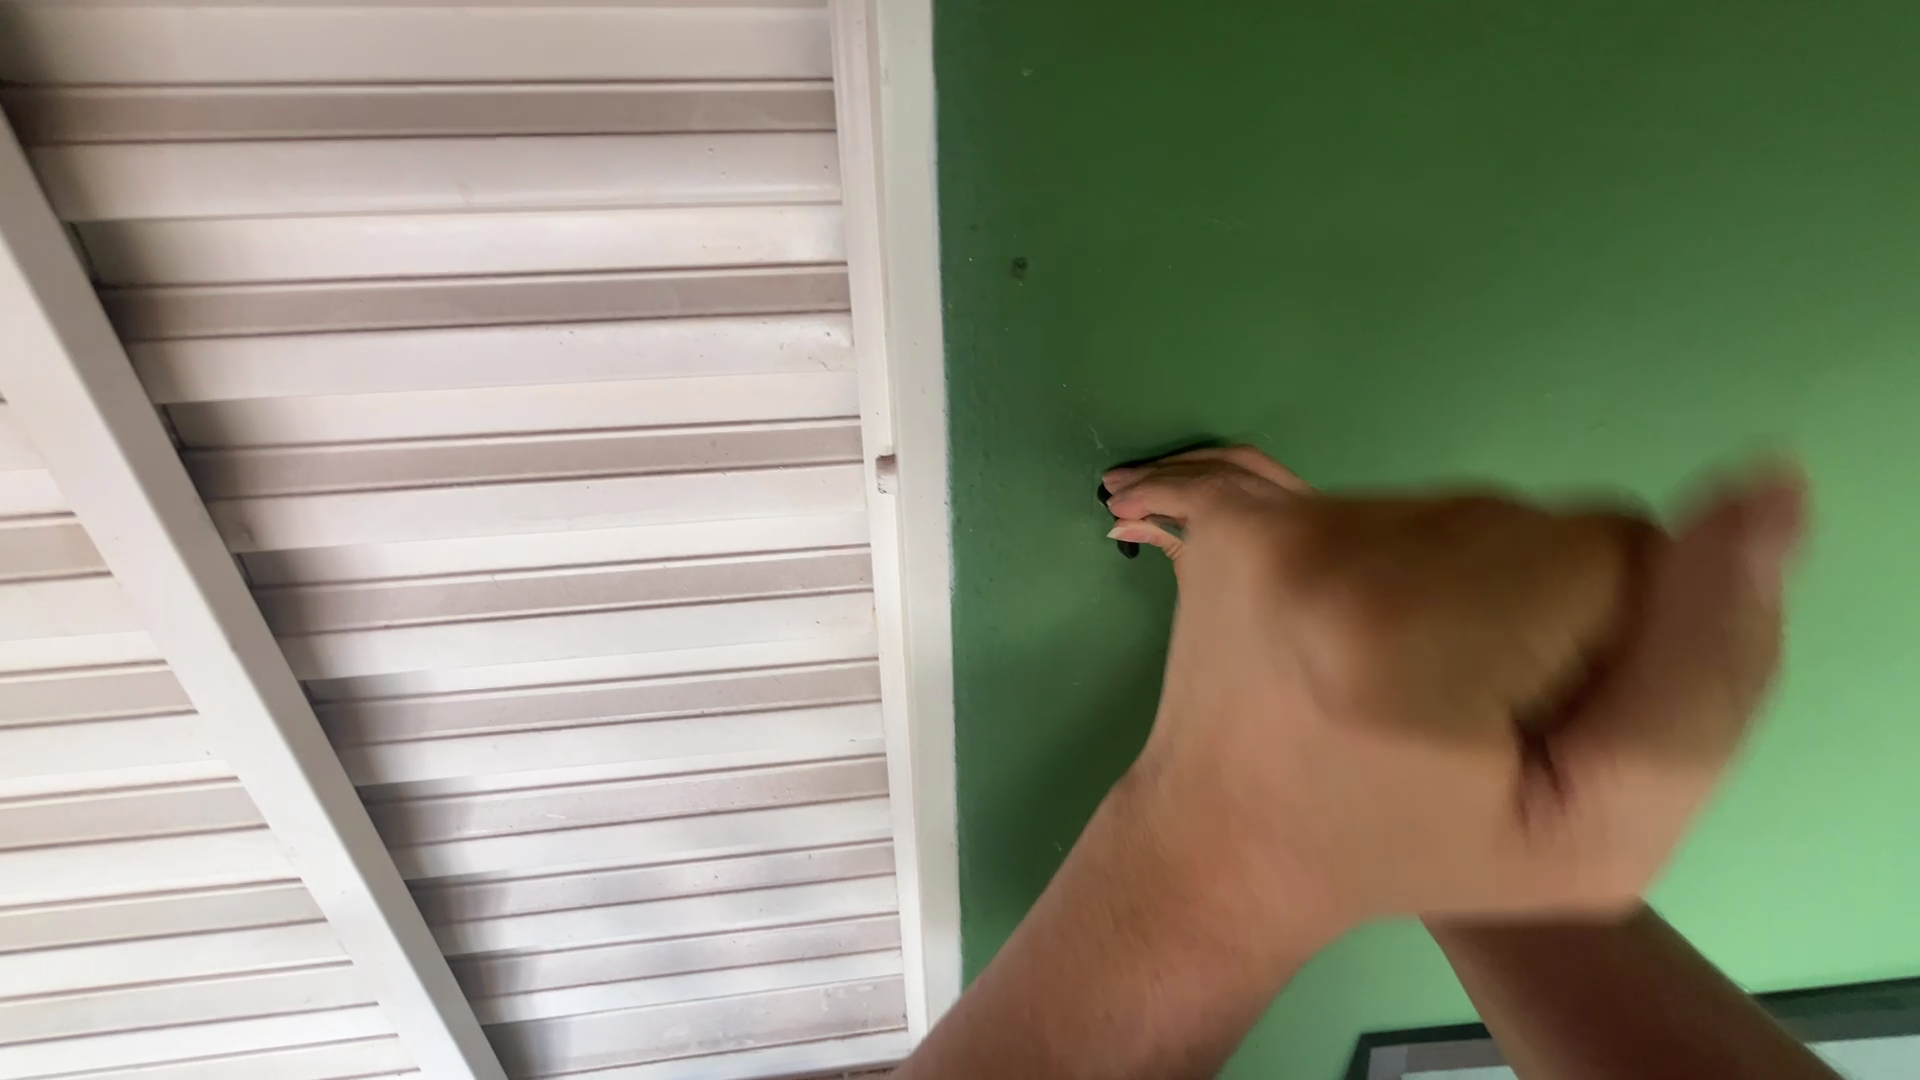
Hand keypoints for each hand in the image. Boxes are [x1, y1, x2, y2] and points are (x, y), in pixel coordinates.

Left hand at [1102, 446, 1803, 939]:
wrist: (1223, 833)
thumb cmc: (1403, 848)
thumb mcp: (1596, 830)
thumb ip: (1705, 672)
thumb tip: (1761, 494)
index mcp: (1411, 635)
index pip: (1614, 545)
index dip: (1604, 631)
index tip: (1525, 704)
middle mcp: (1320, 552)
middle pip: (1516, 518)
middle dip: (1522, 598)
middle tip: (1447, 694)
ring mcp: (1258, 524)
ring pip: (1441, 508)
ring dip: (1445, 578)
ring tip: (1387, 668)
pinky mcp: (1223, 515)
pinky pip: (1359, 498)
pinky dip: (1373, 553)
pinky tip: (1334, 620)